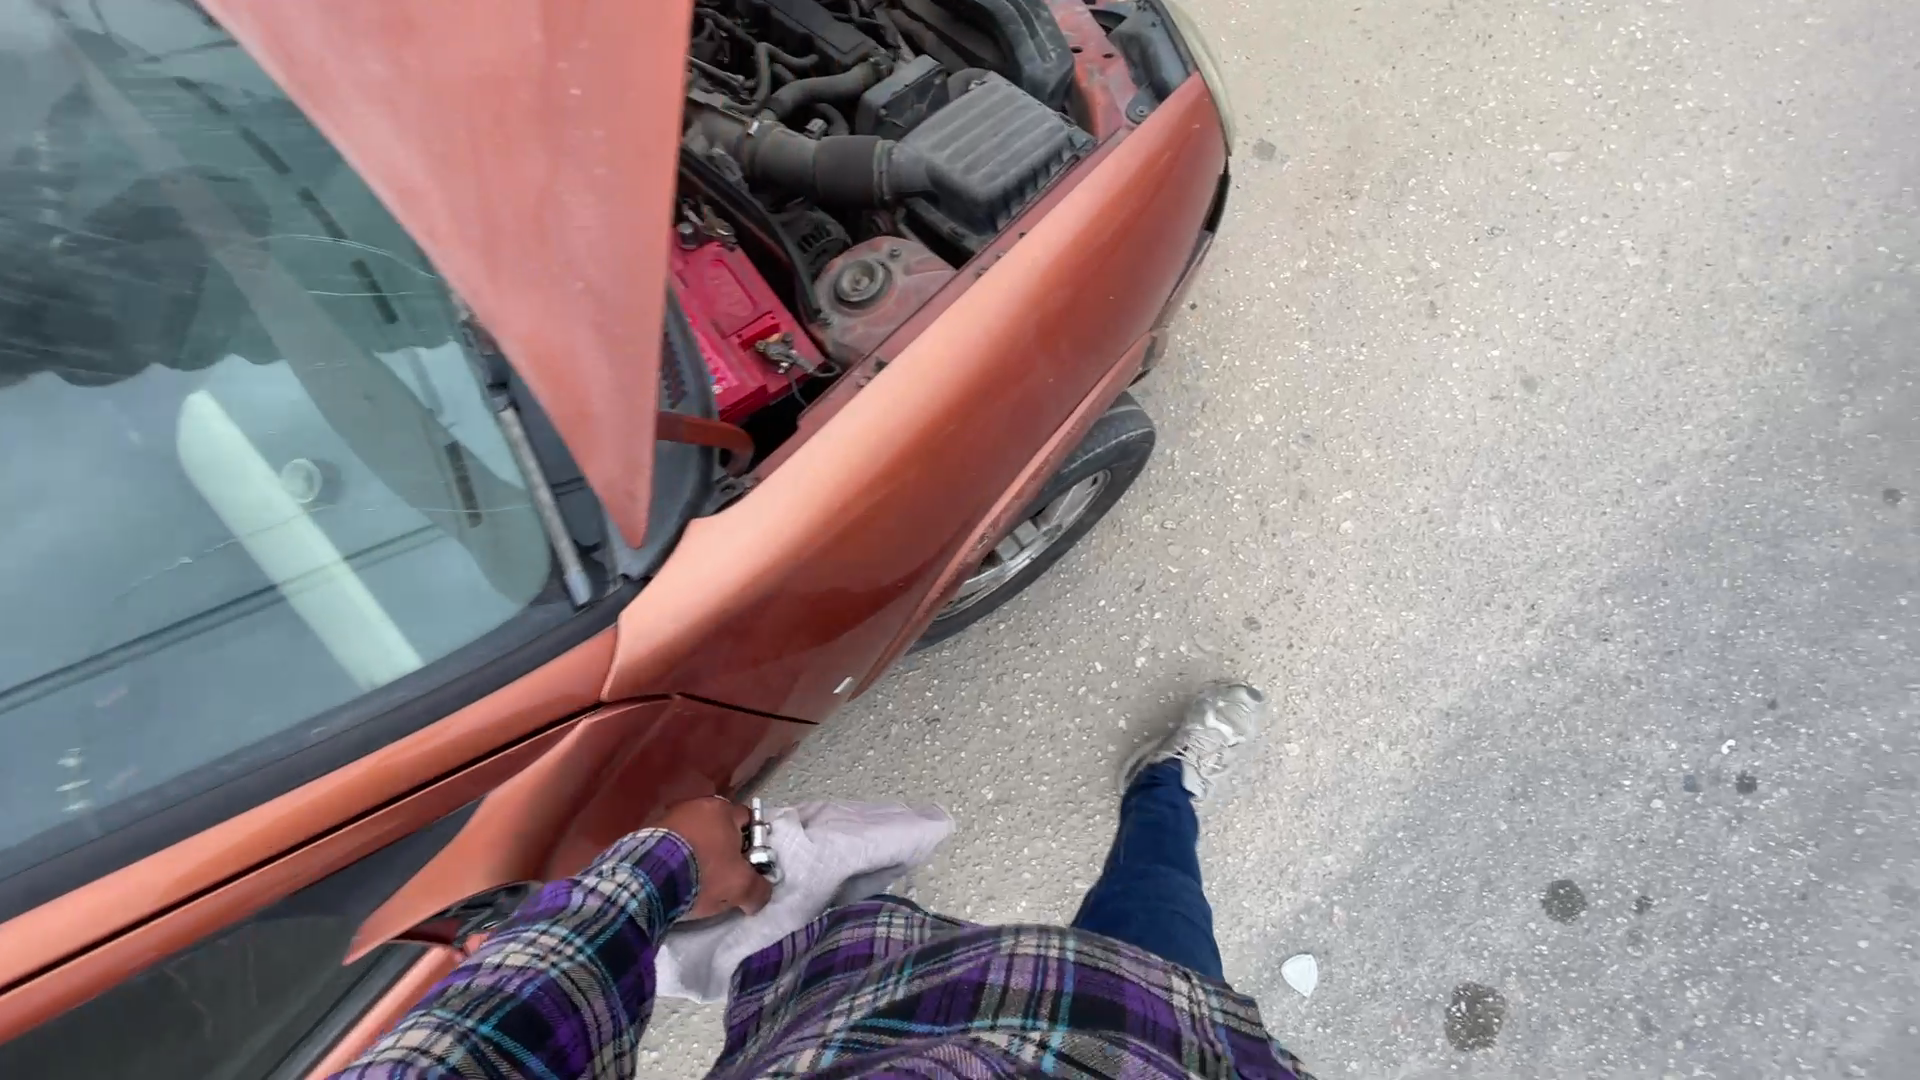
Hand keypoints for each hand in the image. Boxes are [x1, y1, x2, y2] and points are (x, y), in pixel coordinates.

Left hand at [655, 797, 773, 919]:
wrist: (648, 879)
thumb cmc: (704, 873)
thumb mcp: (740, 887)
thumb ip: (759, 889)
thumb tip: (762, 894)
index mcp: (724, 810)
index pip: (747, 820)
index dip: (751, 842)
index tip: (747, 864)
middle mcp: (698, 805)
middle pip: (719, 826)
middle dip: (722, 846)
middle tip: (722, 873)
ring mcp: (670, 816)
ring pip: (693, 833)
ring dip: (696, 851)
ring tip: (693, 878)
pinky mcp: (647, 832)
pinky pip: (670, 843)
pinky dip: (674, 856)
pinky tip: (673, 877)